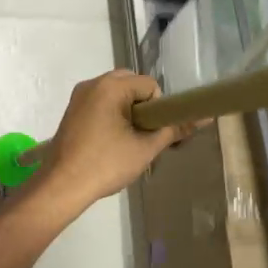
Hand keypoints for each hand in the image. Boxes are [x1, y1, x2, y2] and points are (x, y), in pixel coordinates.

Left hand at [36, 70, 186, 206]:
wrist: (63, 184)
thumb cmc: (106, 164)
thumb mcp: (145, 148)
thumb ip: (174, 129)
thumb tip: (204, 117)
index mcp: (109, 86)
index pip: (149, 84)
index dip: (158, 107)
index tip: (155, 131)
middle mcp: (92, 83)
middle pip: (131, 84)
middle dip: (143, 106)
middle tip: (145, 134)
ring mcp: (79, 96)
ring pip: (115, 93)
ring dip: (129, 111)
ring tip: (131, 140)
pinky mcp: (72, 110)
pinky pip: (100, 102)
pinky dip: (112, 114)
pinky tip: (113, 141)